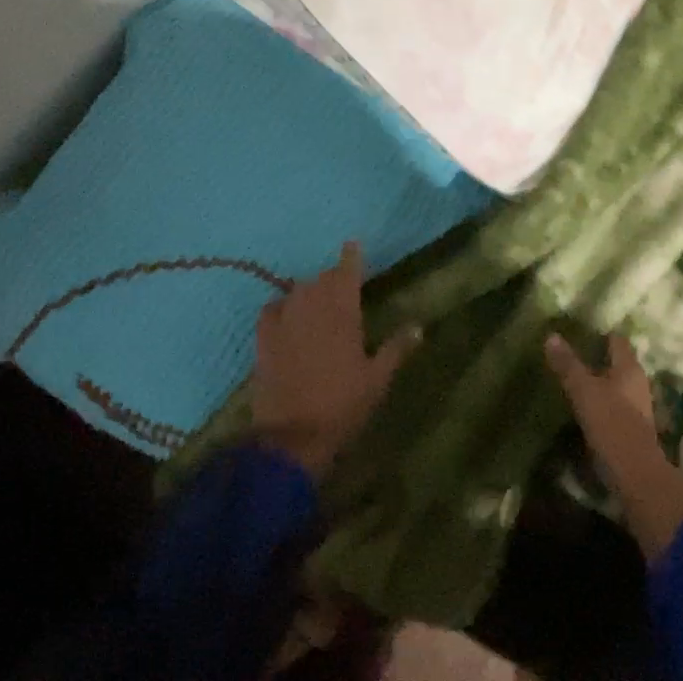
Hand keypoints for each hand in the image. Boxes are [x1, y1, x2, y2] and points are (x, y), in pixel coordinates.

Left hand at [248, 242, 415, 479]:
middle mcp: (310, 311)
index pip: (346, 275)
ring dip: (308, 290)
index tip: (352, 243)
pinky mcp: (263, 342)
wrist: (293, 437)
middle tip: (342, 282)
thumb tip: (418, 326)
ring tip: (317, 297)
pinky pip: (270, 311)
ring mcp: (283, 325)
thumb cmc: (343, 406)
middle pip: (320, 280)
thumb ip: (396, 348)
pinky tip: (286, 312)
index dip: (350, 257)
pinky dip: (280, 306)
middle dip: (332, 277)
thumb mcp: (378, 379)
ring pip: (296, 292)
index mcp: (342, 316)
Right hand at [546, 333, 682, 560]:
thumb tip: (552, 335)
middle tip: (576, 354)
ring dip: (603, 381)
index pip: (617, 341)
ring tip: (579, 380)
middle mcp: (638, 382)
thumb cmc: (610, 421)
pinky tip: (589, 407)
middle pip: (620, 363)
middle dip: (601, 358)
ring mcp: (639, 406)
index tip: (583, 332)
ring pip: (619, 385)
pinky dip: (605, 401)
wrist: (633, 470)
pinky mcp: (634, 427)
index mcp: (629, 367)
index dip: (602, 334)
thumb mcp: (583, 390)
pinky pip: (618, 405)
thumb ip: (568, 365)